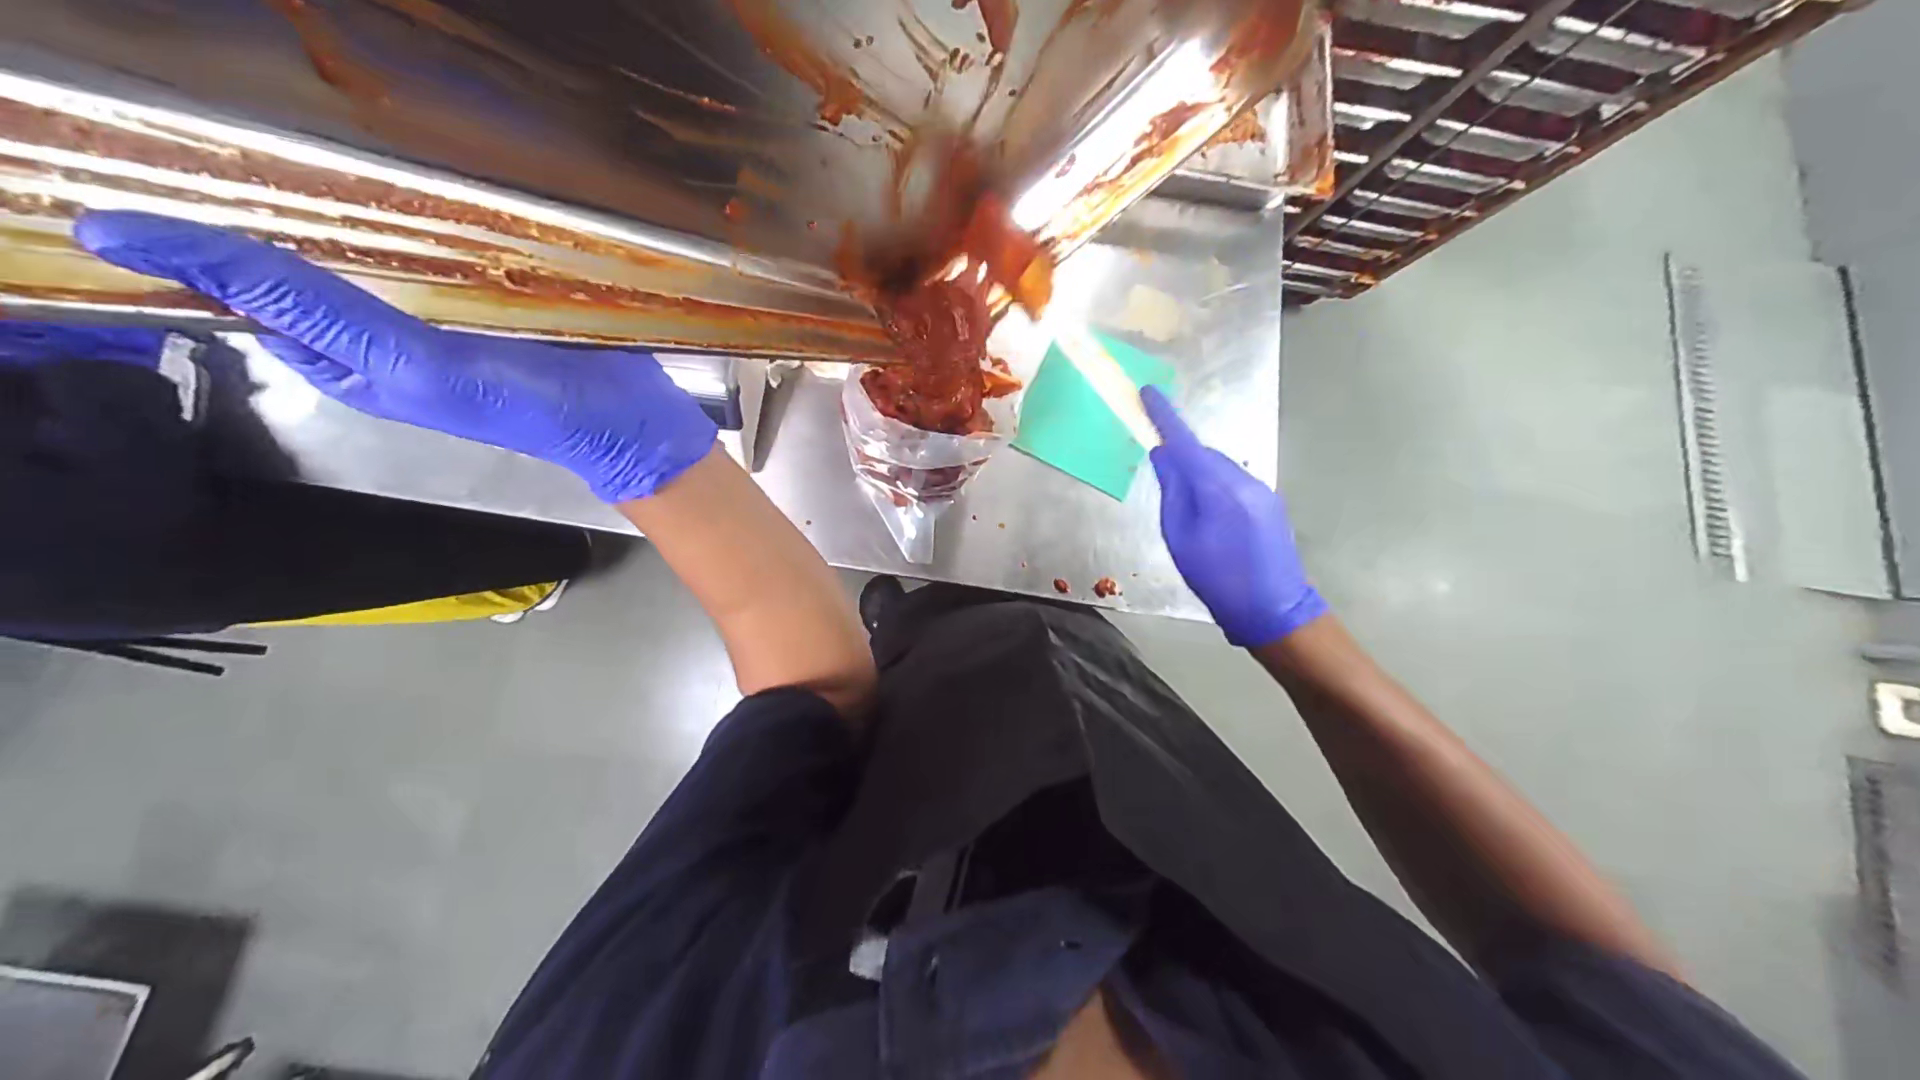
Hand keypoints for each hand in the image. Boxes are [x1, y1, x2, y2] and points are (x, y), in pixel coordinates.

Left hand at [74, 211, 717, 501]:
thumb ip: (321, 313)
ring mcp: (443, 311)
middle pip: (303, 261)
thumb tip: (177, 250)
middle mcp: (388, 331)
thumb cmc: (532, 407)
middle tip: (232, 154)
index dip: (191, 249)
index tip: (147, 196)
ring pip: (371, 244)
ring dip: (345, 204)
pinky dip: (419, 216)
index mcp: (353, 361)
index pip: (248, 295)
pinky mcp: (494, 294)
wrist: (629, 424)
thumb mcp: (419, 367)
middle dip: (264, 210)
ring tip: (328, 164)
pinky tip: (424, 192)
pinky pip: (435, 244)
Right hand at [1142, 386, 1325, 646]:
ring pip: (1219, 469)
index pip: (1185, 442)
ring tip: (1182, 503)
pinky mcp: (1269, 505)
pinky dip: (1214, 486)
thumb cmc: (1217, 578)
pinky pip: (1233, 482)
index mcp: (1218, 487)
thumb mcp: (1180, 537)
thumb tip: (1163, 456)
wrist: (1273, 610)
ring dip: (1197, 473)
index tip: (1149, 392)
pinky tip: (1206, 511)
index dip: (1165, 416)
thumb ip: (1172, 492)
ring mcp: (1262, 491)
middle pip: (1204, 454)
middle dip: (1180, 454)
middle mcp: (1245, 480)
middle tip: (1157, 467)